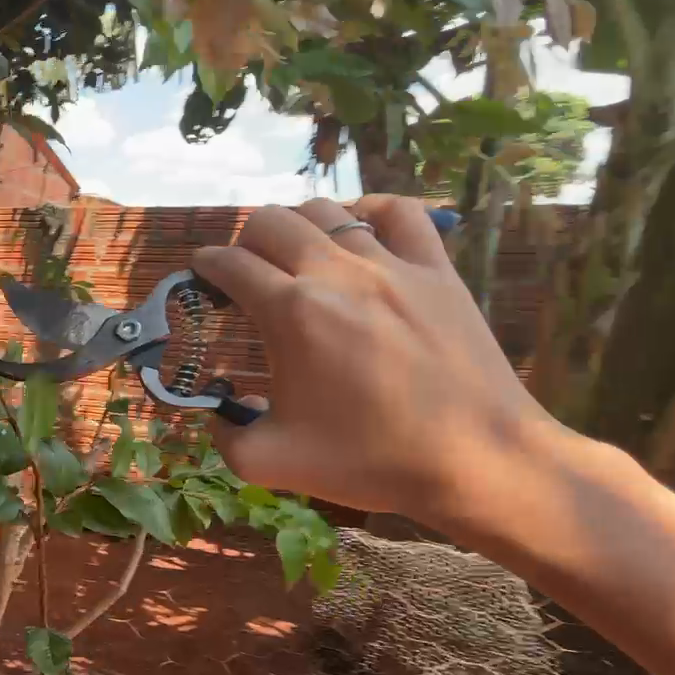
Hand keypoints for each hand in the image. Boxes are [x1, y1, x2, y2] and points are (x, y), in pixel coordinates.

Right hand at [192, 195, 557, 521]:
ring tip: (292, 257)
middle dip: (243, 242)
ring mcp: (393, 267)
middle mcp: (337, 275)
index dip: (204, 267)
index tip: (198, 280)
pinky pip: (399, 213)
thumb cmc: (367, 461)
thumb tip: (220, 407)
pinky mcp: (438, 271)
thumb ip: (221, 432)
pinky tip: (356, 232)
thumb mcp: (264, 462)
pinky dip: (366, 212)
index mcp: (291, 314)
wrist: (476, 463)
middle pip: (272, 222)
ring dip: (295, 226)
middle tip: (242, 275)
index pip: (230, 265)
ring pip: (327, 212)